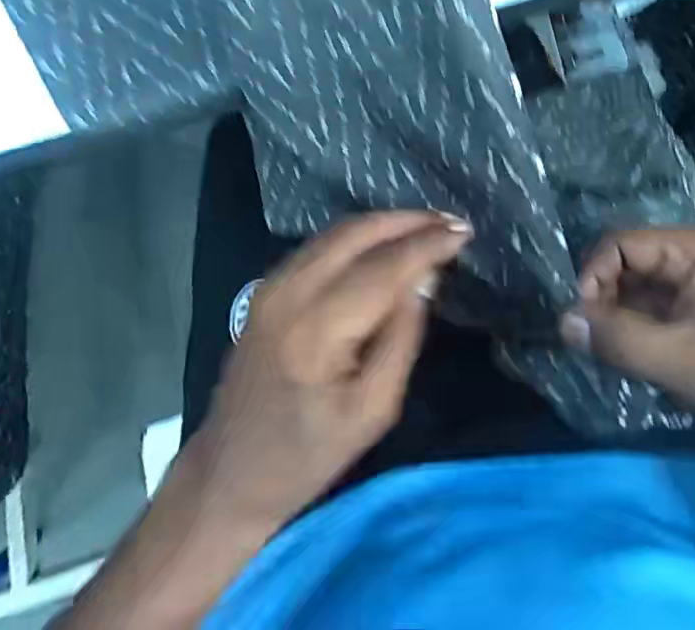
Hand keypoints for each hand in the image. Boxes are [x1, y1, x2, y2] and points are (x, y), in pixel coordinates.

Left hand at [195, 211, 470, 526]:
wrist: (229, 474)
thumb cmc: (310, 453)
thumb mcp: (375, 408)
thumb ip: (403, 336)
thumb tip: (425, 277)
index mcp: (317, 331)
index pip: (384, 267)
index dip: (428, 244)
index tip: (465, 233)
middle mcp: (289, 294)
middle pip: (358, 234)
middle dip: (411, 221)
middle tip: (453, 223)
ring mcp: (272, 286)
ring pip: (339, 231)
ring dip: (388, 222)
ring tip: (430, 226)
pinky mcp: (267, 288)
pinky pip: (323, 244)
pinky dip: (362, 234)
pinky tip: (389, 240)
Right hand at [560, 228, 694, 458]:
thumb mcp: (679, 359)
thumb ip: (617, 338)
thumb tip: (561, 320)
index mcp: (693, 252)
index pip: (620, 244)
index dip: (593, 275)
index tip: (579, 320)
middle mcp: (691, 263)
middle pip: (626, 267)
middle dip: (601, 300)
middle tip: (588, 343)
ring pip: (636, 295)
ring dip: (615, 321)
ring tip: (604, 356)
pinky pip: (651, 319)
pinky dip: (632, 337)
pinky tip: (625, 363)